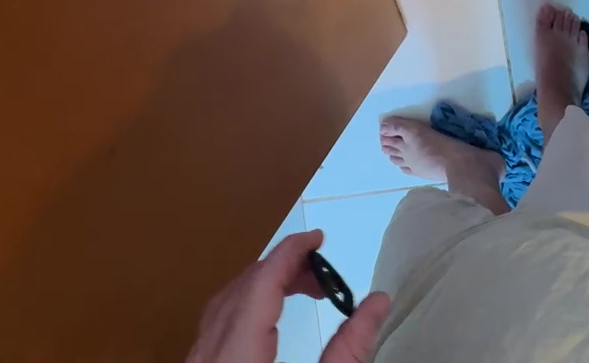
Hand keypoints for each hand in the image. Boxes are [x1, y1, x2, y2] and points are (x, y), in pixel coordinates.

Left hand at [186, 229, 391, 362]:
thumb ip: (349, 348)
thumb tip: (379, 300)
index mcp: (238, 352)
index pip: (262, 281)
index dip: (291, 251)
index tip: (320, 237)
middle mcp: (209, 353)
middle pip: (242, 287)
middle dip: (282, 267)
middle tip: (320, 273)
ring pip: (222, 306)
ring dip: (262, 286)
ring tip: (299, 290)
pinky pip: (215, 326)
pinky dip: (244, 307)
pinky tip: (267, 320)